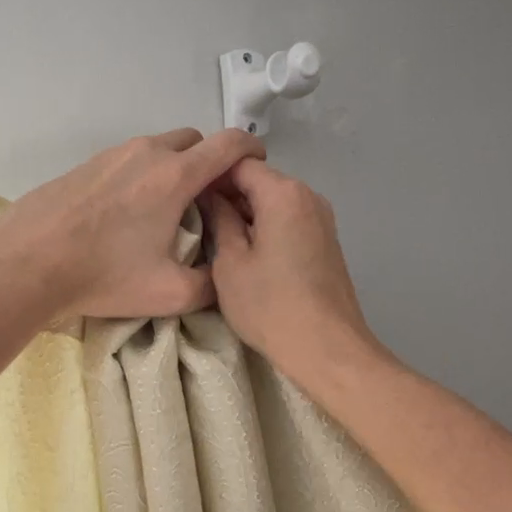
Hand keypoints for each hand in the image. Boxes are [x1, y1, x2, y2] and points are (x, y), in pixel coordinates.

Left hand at [0, 127, 263, 318]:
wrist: (27, 264)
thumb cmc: (104, 276)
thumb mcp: (170, 293)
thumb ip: (211, 284)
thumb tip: (223, 276)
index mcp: (175, 175)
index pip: (229, 143)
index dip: (252, 150)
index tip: (256, 168)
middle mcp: (147, 153)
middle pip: (194, 141)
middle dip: (210, 163)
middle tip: (209, 200)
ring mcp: (111, 154)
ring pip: (159, 149)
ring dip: (174, 169)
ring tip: (167, 211)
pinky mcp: (85, 165)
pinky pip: (128, 161)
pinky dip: (143, 176)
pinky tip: (127, 215)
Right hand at [201, 160, 379, 375]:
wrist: (327, 348)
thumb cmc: (270, 305)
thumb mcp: (230, 263)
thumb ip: (218, 220)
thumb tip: (210, 197)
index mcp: (284, 193)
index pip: (239, 163)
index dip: (209, 175)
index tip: (184, 195)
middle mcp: (308, 196)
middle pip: (260, 181)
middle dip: (228, 194)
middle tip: (195, 219)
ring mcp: (322, 220)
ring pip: (274, 203)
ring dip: (246, 214)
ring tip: (217, 238)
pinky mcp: (326, 243)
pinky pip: (289, 222)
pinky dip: (266, 228)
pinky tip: (247, 254)